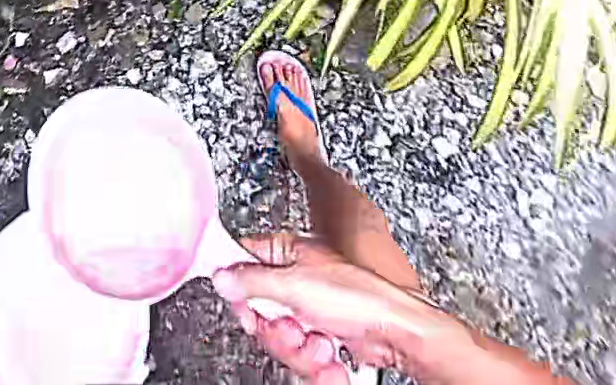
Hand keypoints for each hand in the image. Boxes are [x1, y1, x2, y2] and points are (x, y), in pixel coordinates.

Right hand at [210, 233, 564, 384]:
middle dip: (278, 331)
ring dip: (299, 351)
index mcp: (287, 252)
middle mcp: (295, 278)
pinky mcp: (320, 333)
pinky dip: (315, 363)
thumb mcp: (295, 285)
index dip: (239, 289)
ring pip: (280, 337)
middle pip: (260, 310)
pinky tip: (330, 357)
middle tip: (294, 330)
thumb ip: (254, 281)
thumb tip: (221, 274)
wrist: (394, 333)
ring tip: (319, 344)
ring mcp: (308, 307)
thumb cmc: (358, 296)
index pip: (244, 263)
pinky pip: (300, 354)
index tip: (244, 309)